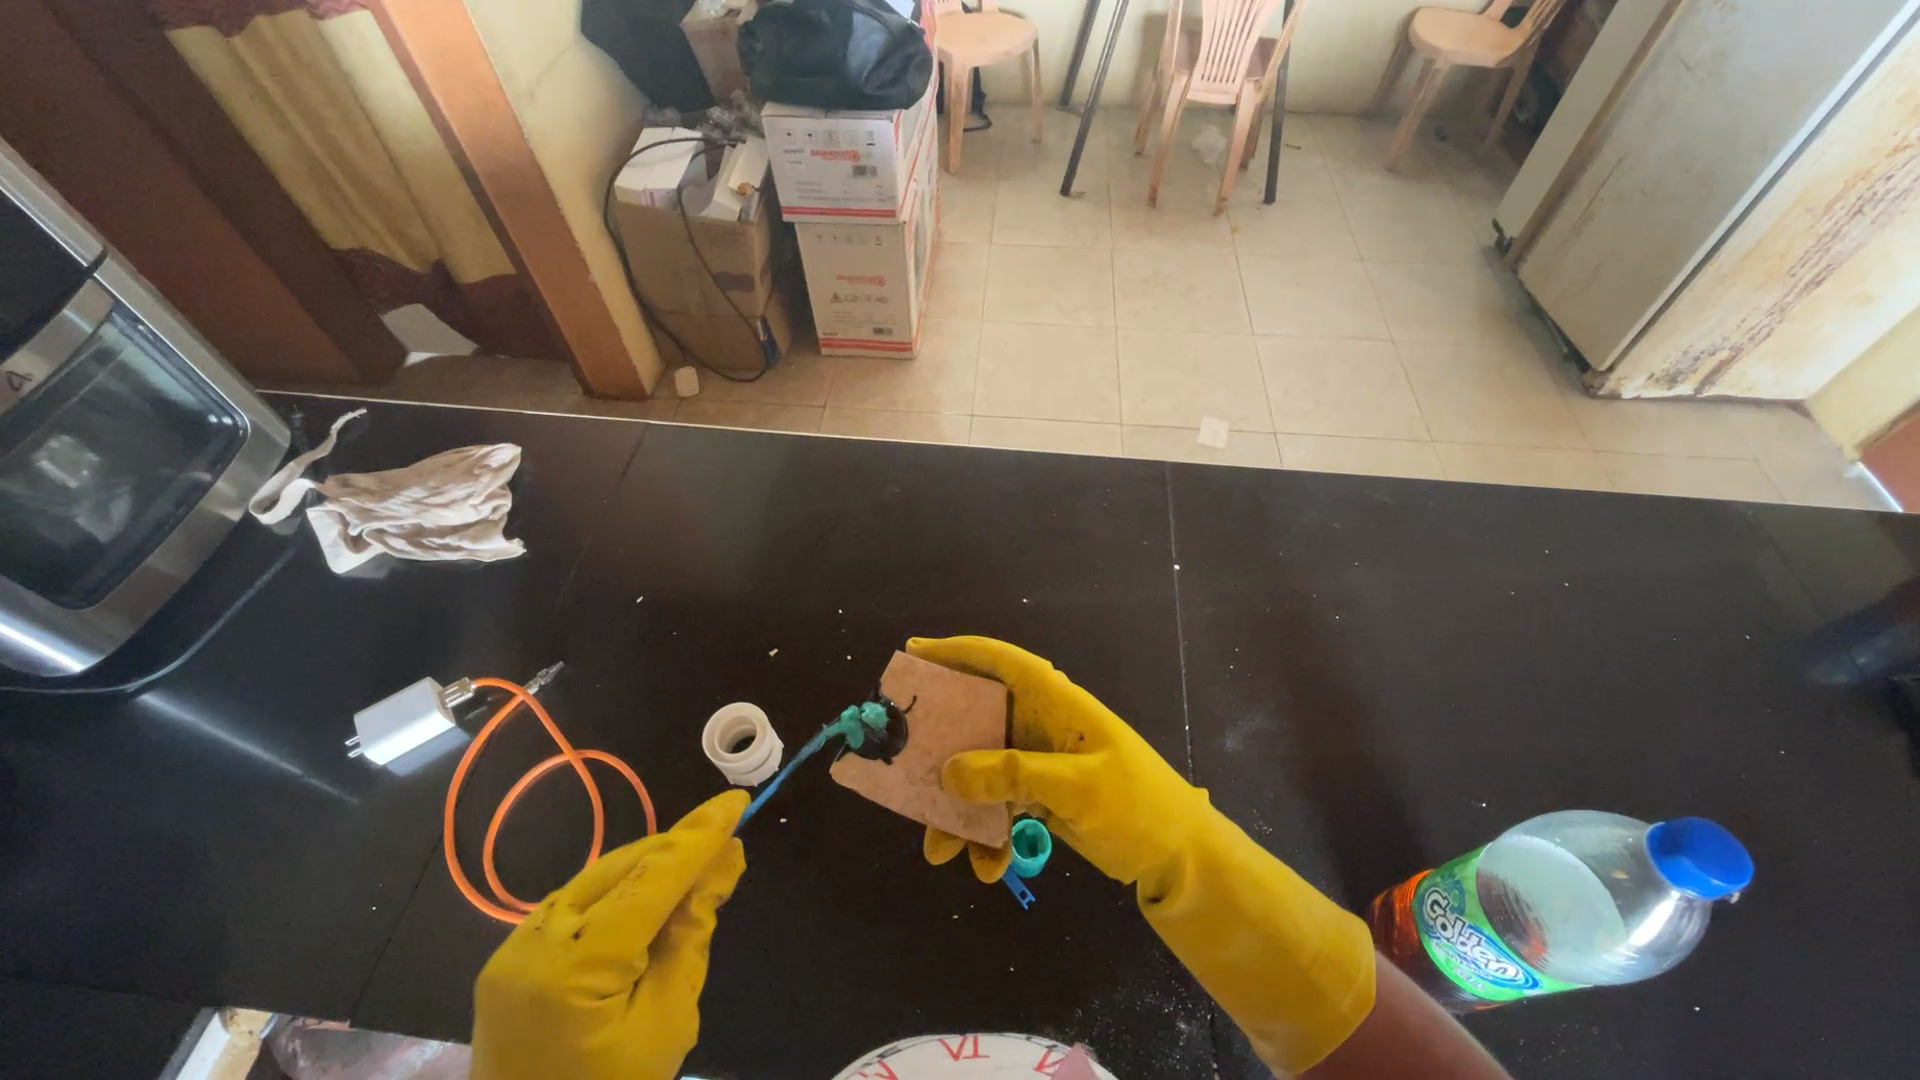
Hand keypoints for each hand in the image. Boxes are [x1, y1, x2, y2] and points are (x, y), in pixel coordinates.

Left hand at [470, 790, 747, 1079]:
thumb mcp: (668, 1021)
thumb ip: (691, 936)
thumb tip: (723, 864)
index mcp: (577, 965)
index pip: (652, 877)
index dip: (699, 836)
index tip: (737, 801)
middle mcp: (536, 941)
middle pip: (622, 867)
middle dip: (678, 849)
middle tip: (729, 849)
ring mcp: (513, 948)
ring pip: (596, 878)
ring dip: (649, 867)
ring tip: (696, 875)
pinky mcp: (507, 959)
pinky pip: (573, 904)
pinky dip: (617, 892)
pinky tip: (648, 904)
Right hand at [908, 636, 1376, 1074]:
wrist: (1181, 860)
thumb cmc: (1139, 808)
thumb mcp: (1079, 789)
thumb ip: (1013, 774)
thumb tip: (948, 771)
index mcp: (1059, 705)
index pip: (1004, 664)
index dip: (959, 653)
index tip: (915, 651)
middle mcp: (1043, 727)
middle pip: (978, 722)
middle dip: (940, 750)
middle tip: (901, 767)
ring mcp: (1040, 764)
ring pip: (981, 774)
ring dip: (957, 811)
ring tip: (938, 851)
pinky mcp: (1042, 799)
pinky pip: (999, 807)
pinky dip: (987, 836)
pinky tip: (986, 868)